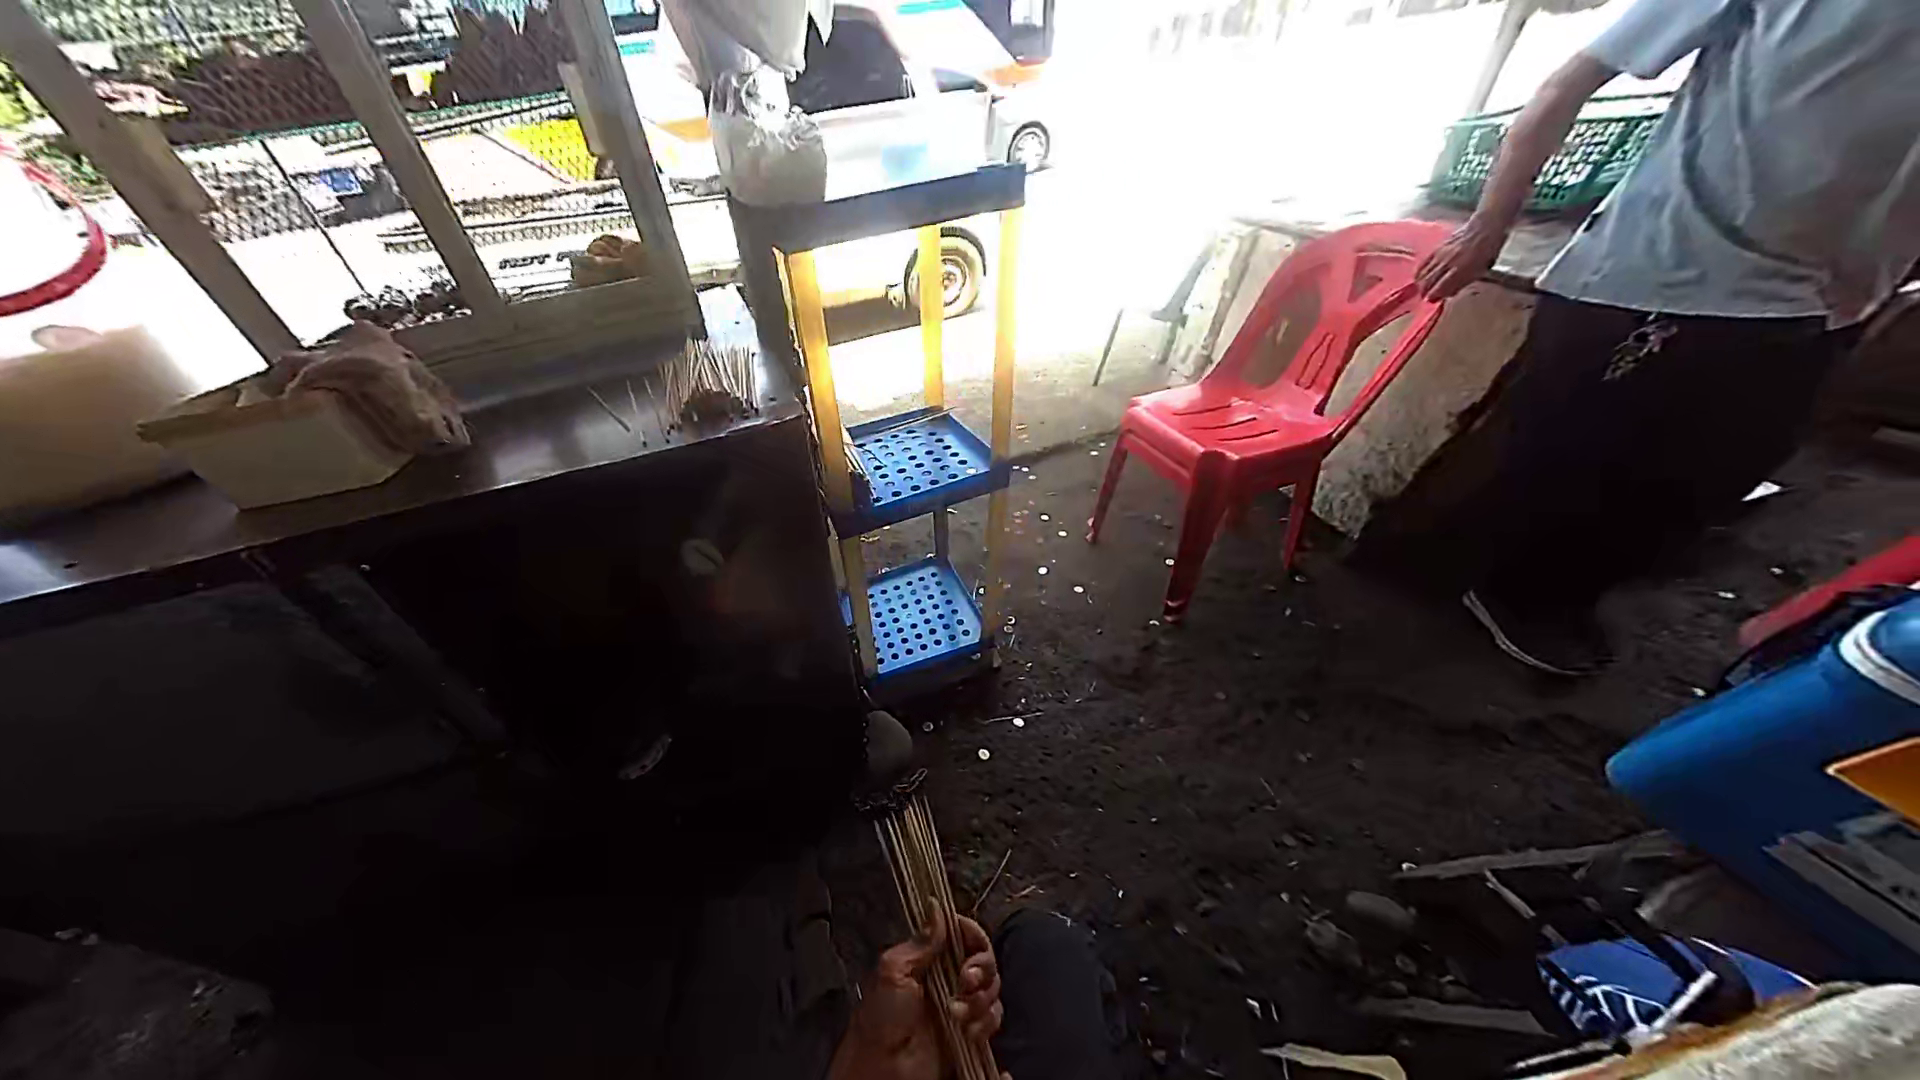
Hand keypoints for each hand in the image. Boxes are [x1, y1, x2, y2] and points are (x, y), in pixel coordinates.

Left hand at [830, 909, 1006, 1079]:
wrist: (882, 1071)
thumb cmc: (881, 1019)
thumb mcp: (893, 971)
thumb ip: (921, 941)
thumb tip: (935, 904)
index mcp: (930, 957)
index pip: (963, 933)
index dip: (972, 935)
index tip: (969, 946)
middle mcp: (949, 977)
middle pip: (984, 959)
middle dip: (982, 969)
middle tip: (966, 982)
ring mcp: (961, 1005)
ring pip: (992, 989)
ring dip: (981, 1001)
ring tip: (957, 1016)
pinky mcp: (970, 1034)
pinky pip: (992, 1020)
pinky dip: (987, 1024)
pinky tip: (969, 1033)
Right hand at [1416, 221, 1505, 300]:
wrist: (1485, 226)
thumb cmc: (1488, 249)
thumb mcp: (1481, 269)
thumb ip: (1463, 282)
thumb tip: (1449, 293)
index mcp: (1460, 271)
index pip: (1439, 289)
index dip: (1434, 297)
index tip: (1432, 300)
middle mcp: (1446, 264)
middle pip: (1427, 283)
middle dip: (1425, 292)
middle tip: (1426, 296)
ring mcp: (1439, 256)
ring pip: (1423, 275)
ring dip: (1421, 283)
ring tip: (1422, 288)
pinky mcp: (1436, 250)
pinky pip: (1422, 264)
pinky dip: (1419, 272)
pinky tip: (1418, 276)